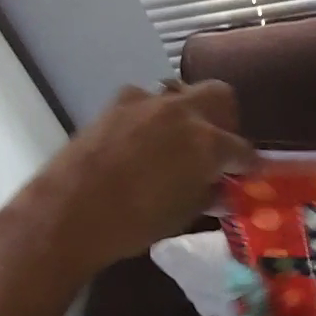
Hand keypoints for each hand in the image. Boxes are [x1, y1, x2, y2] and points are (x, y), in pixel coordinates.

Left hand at [0, 82, 254, 276]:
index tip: (248, 172)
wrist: (67, 212)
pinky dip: (151, 116)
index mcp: (207, 143)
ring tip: (177, 138)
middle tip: (217, 142)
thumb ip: (207, 195)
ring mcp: (147, 103)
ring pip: (179, 92)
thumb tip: (220, 189)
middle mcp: (182, 113)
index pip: (242, 148)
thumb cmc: (132, 224)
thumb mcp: (181, 216)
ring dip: (185, 111)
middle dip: (225, 117)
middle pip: (219, 95)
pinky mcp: (116, 104)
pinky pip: (145, 101)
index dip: (248, 162)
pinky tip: (141, 139)